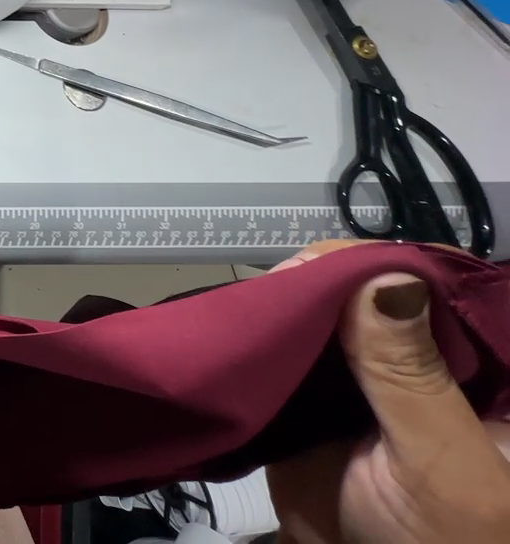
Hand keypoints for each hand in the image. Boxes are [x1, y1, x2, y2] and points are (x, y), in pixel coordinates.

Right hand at [267, 240, 509, 542]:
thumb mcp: (445, 468)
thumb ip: (414, 379)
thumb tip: (385, 278)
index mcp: (492, 385)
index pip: (456, 298)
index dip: (398, 268)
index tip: (336, 266)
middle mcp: (438, 375)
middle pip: (387, 296)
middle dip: (335, 277)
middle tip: (285, 278)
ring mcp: (372, 383)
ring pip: (335, 313)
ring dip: (296, 298)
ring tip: (261, 296)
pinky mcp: (315, 393)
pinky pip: (294, 342)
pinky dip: (267, 325)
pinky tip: (248, 317)